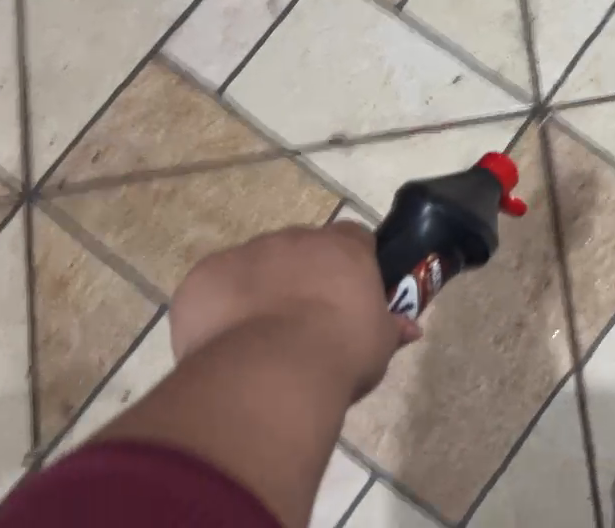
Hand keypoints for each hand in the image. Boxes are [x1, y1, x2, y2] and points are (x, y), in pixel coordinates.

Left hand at [168, 222, 421, 399]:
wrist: (269, 375)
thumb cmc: (339, 354)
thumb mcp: (379, 346)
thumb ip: (391, 329)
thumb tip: (410, 329)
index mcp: (344, 248)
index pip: (354, 239)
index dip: (350, 265)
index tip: (347, 296)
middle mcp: (296, 239)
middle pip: (301, 250)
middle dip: (300, 278)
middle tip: (302, 322)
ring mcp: (246, 253)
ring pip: (255, 266)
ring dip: (258, 291)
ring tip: (257, 340)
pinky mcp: (204, 277)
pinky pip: (212, 288)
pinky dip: (216, 309)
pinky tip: (222, 344)